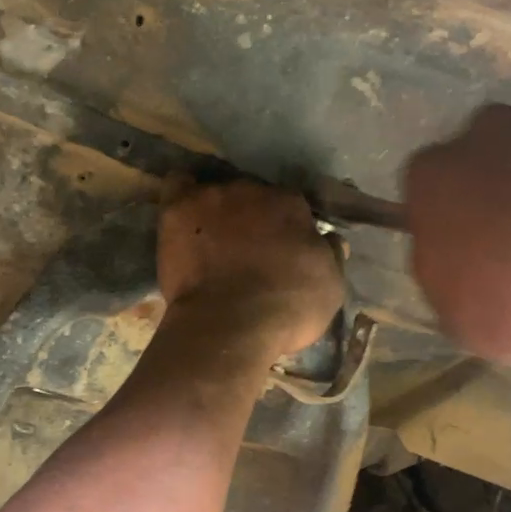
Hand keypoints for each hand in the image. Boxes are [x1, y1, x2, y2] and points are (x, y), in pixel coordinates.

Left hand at [157, 179, 344, 358]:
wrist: (230, 325)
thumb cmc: (286, 311)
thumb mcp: (330, 289)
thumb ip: (331, 258)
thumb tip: (333, 241)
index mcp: (293, 206)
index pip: (292, 210)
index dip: (286, 233)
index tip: (281, 256)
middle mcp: (255, 190)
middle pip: (254, 198)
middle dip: (252, 220)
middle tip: (246, 254)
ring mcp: (214, 197)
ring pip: (218, 193)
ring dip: (219, 212)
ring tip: (213, 241)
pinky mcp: (178, 211)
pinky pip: (178, 186)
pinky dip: (183, 198)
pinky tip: (184, 217)